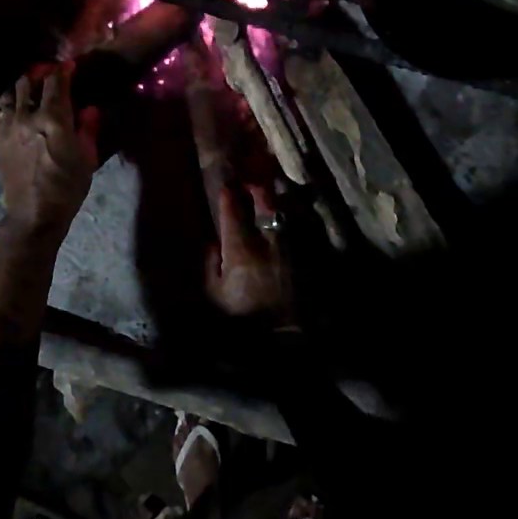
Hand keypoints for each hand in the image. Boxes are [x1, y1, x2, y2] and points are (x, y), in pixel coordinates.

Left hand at [0, 62, 100, 241]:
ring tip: (33, 89)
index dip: (63, 70)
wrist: (34, 214)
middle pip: (30, 81)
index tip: (70, 66)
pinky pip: (0, 110)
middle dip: (42, 73)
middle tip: (52, 76)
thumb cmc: (67, 188)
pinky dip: (10, 102)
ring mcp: (9, 126)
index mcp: (54, 118)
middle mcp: (28, 115)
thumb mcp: (87, 159)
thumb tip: (90, 109)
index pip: (56, 81)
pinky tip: (17, 107)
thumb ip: (88, 129)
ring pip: (12, 92)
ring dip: (23, 85)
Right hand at [205, 183, 293, 325]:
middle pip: (265, 202)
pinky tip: (284, 220)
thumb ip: (211, 265)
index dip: (228, 194)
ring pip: (284, 213)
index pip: (233, 210)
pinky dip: (289, 221)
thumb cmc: (242, 319)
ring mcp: (290, 247)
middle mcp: (268, 240)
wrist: (281, 339)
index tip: (225, 184)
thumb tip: (214, 244)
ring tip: (270, 194)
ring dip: (275, 202)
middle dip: (258, 187)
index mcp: (241, 248)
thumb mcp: (214, 294)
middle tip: (252, 179)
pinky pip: (296, 230)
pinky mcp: (306, 257)